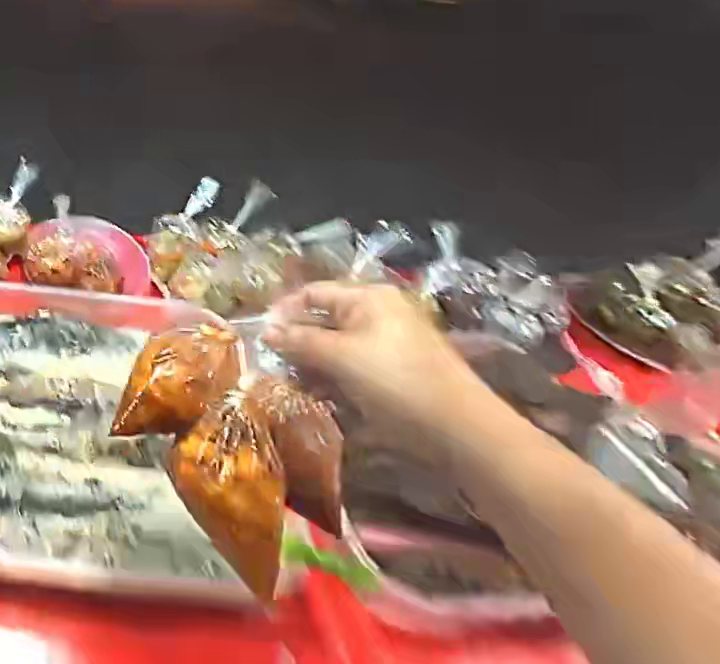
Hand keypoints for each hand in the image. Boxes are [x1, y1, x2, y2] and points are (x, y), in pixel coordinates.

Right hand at [263, 282, 485, 448]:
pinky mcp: (397, 371)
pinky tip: (321, 396)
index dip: (285, 310)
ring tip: (291, 384)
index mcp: (367, 296)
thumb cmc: (395, 380)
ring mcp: (390, 342)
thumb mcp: (341, 357)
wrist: (460, 428)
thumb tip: (266, 329)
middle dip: (298, 339)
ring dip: (314, 363)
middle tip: (271, 364)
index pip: (314, 292)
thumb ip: (301, 341)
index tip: (259, 334)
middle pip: (326, 318)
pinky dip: (335, 377)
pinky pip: (355, 365)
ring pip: (339, 345)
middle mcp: (378, 312)